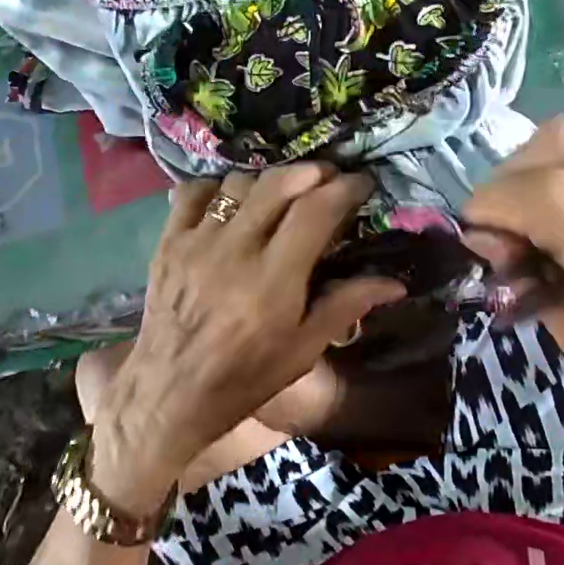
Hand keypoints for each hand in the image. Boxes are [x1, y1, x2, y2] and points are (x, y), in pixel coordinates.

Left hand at [91, 164, 405, 514]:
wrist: (171, 392)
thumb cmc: (244, 377)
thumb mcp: (303, 350)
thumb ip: (346, 306)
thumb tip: (395, 283)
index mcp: (273, 280)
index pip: (314, 211)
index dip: (343, 189)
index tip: (360, 184)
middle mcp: (235, 250)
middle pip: (277, 184)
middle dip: (310, 172)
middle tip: (326, 178)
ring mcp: (196, 241)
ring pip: (237, 183)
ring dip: (266, 181)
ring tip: (281, 193)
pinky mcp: (168, 242)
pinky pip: (191, 192)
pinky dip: (216, 187)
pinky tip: (229, 202)